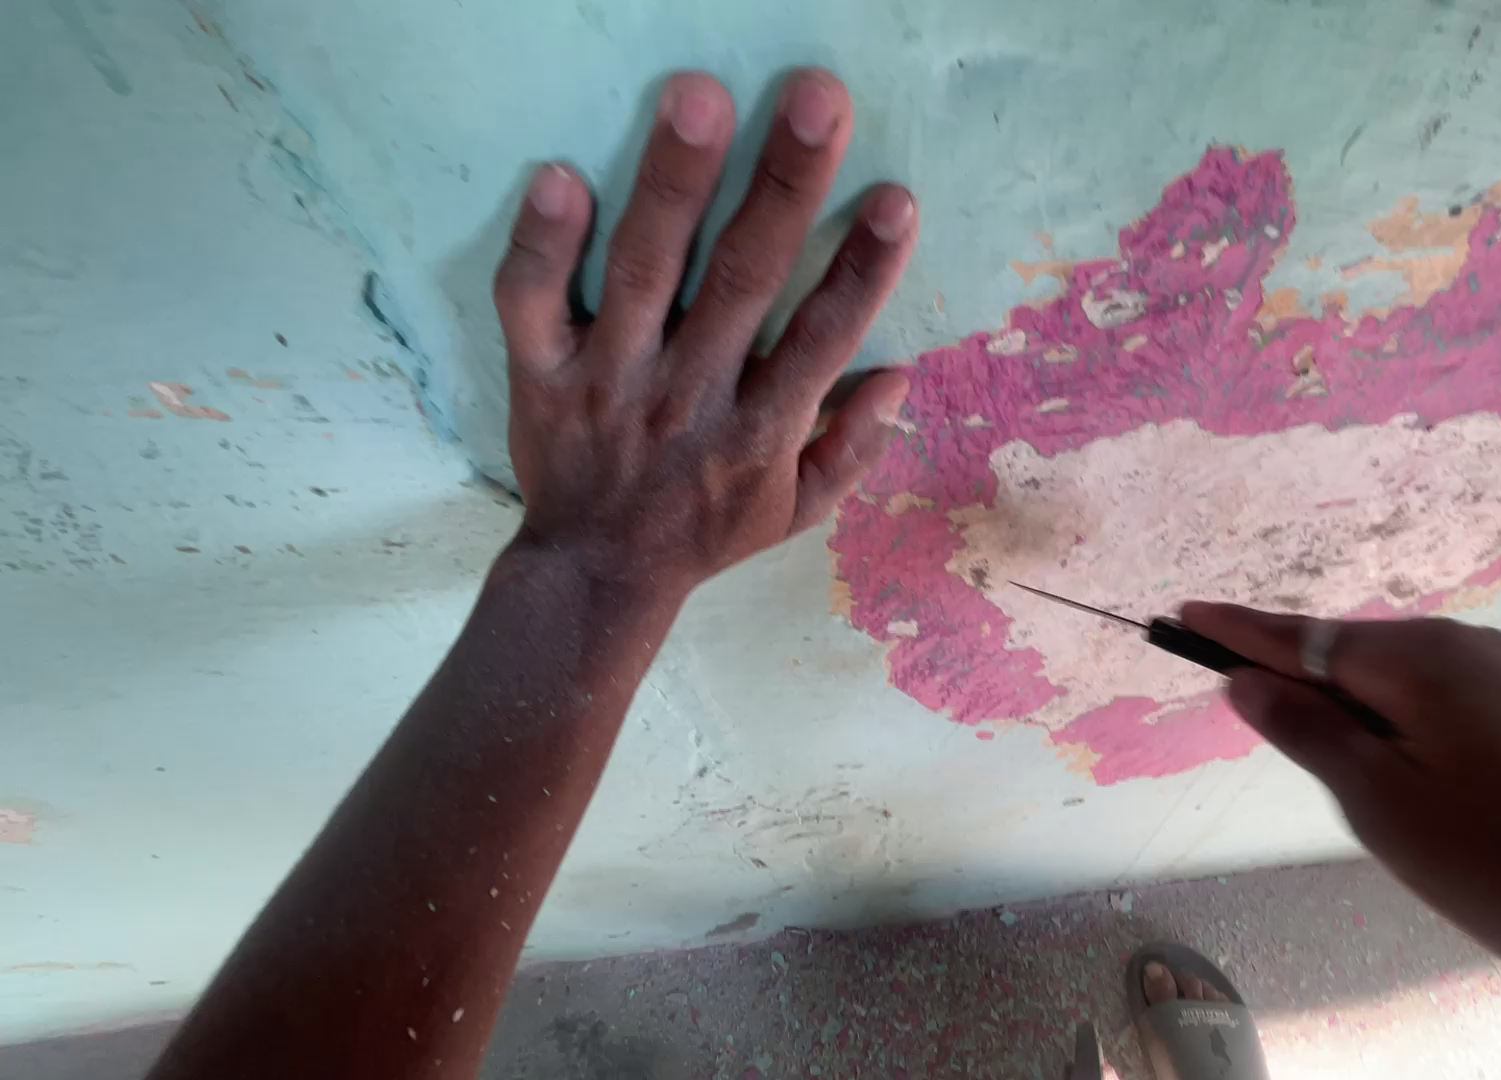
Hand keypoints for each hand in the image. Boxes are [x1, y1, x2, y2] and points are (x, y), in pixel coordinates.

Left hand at [492, 69, 916, 594]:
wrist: (601, 571)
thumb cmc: (712, 532)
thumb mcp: (801, 513)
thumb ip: (852, 448)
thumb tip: (897, 376)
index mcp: (762, 433)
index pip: (822, 339)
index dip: (863, 269)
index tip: (896, 199)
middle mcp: (691, 396)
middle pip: (744, 283)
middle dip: (784, 188)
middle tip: (815, 98)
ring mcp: (611, 381)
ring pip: (643, 274)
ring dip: (672, 185)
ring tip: (698, 97)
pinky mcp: (544, 375)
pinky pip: (533, 303)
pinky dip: (541, 243)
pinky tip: (560, 174)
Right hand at [1181, 603, 1500, 1072]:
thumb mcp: (1380, 806)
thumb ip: (1305, 731)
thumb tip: (1243, 679)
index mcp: (1417, 661)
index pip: (1297, 637)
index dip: (1233, 627)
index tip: (1182, 611)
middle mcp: (1465, 644)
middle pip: (1347, 652)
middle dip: (1297, 677)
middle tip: (1261, 713)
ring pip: (1397, 674)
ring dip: (1353, 702)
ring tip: (1346, 761)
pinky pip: (1442, 690)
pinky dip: (1403, 711)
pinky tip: (1417, 758)